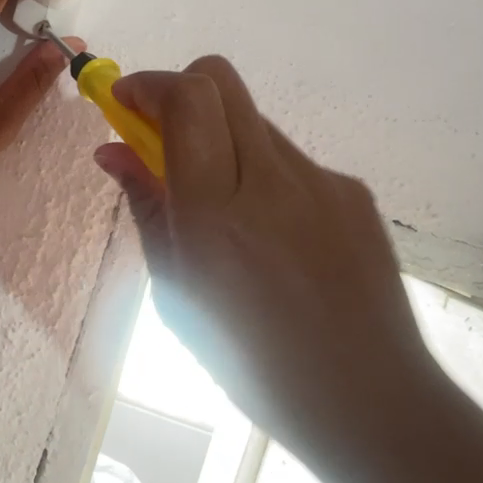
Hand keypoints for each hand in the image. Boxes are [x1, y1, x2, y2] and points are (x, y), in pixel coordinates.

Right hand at [93, 56, 433, 446]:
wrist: (370, 401)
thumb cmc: (252, 364)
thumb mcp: (177, 294)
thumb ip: (148, 209)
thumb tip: (112, 152)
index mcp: (217, 214)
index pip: (186, 100)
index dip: (148, 84)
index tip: (123, 100)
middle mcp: (272, 181)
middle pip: (220, 80)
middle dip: (178, 90)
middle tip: (158, 133)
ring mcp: (321, 181)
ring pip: (254, 122)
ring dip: (221, 139)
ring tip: (223, 209)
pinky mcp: (354, 193)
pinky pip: (293, 162)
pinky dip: (264, 176)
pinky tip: (274, 238)